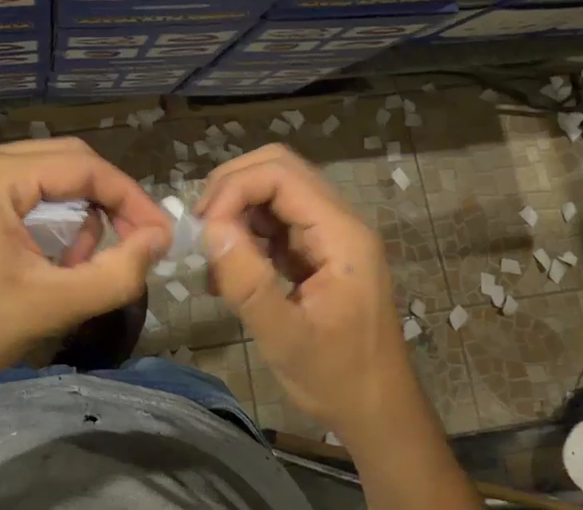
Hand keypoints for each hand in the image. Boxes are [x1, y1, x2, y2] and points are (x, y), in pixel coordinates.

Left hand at [0, 137, 172, 386]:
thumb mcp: (54, 303)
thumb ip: (118, 271)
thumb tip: (160, 241)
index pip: (84, 168)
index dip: (131, 200)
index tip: (161, 236)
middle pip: (67, 162)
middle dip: (107, 202)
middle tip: (138, 244)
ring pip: (47, 173)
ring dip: (78, 210)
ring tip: (84, 261)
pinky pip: (23, 186)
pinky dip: (49, 214)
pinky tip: (54, 254)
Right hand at [196, 144, 426, 444]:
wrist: (380, 414)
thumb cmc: (337, 379)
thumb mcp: (286, 339)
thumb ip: (248, 282)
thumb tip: (210, 227)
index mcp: (341, 234)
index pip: (281, 174)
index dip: (234, 188)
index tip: (204, 229)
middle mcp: (339, 221)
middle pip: (279, 168)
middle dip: (232, 187)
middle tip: (202, 228)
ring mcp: (331, 234)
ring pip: (277, 188)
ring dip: (238, 207)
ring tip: (213, 251)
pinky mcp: (320, 251)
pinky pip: (279, 218)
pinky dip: (248, 230)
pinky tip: (231, 268)